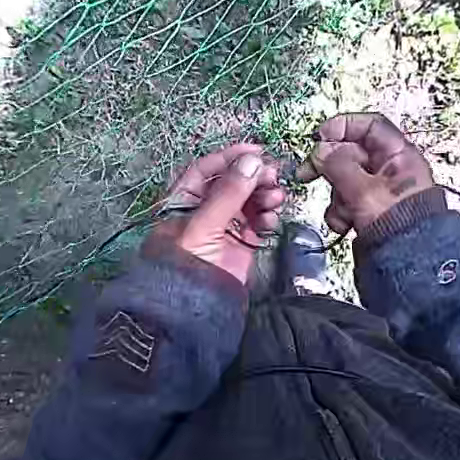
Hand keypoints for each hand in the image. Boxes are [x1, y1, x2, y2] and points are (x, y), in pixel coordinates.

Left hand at [148, 143, 286, 285]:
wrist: (193, 308)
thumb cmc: (185, 266)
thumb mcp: (203, 225)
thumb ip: (228, 193)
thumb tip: (252, 162)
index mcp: (183, 202)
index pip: (206, 170)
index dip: (230, 158)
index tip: (255, 151)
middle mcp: (204, 212)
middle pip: (232, 184)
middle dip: (253, 177)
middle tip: (272, 175)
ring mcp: (223, 229)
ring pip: (248, 202)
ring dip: (263, 196)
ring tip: (275, 197)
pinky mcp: (240, 245)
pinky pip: (257, 223)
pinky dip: (266, 218)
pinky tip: (270, 219)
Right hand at [296, 114, 434, 234]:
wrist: (407, 261)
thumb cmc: (396, 221)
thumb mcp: (363, 188)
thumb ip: (338, 165)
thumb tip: (321, 152)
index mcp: (398, 155)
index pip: (370, 126)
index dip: (343, 126)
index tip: (320, 136)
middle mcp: (389, 170)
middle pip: (351, 155)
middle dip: (329, 168)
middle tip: (306, 173)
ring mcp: (379, 191)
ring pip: (345, 181)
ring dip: (336, 196)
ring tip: (342, 212)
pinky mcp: (370, 211)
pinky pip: (347, 202)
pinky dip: (341, 212)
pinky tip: (345, 224)